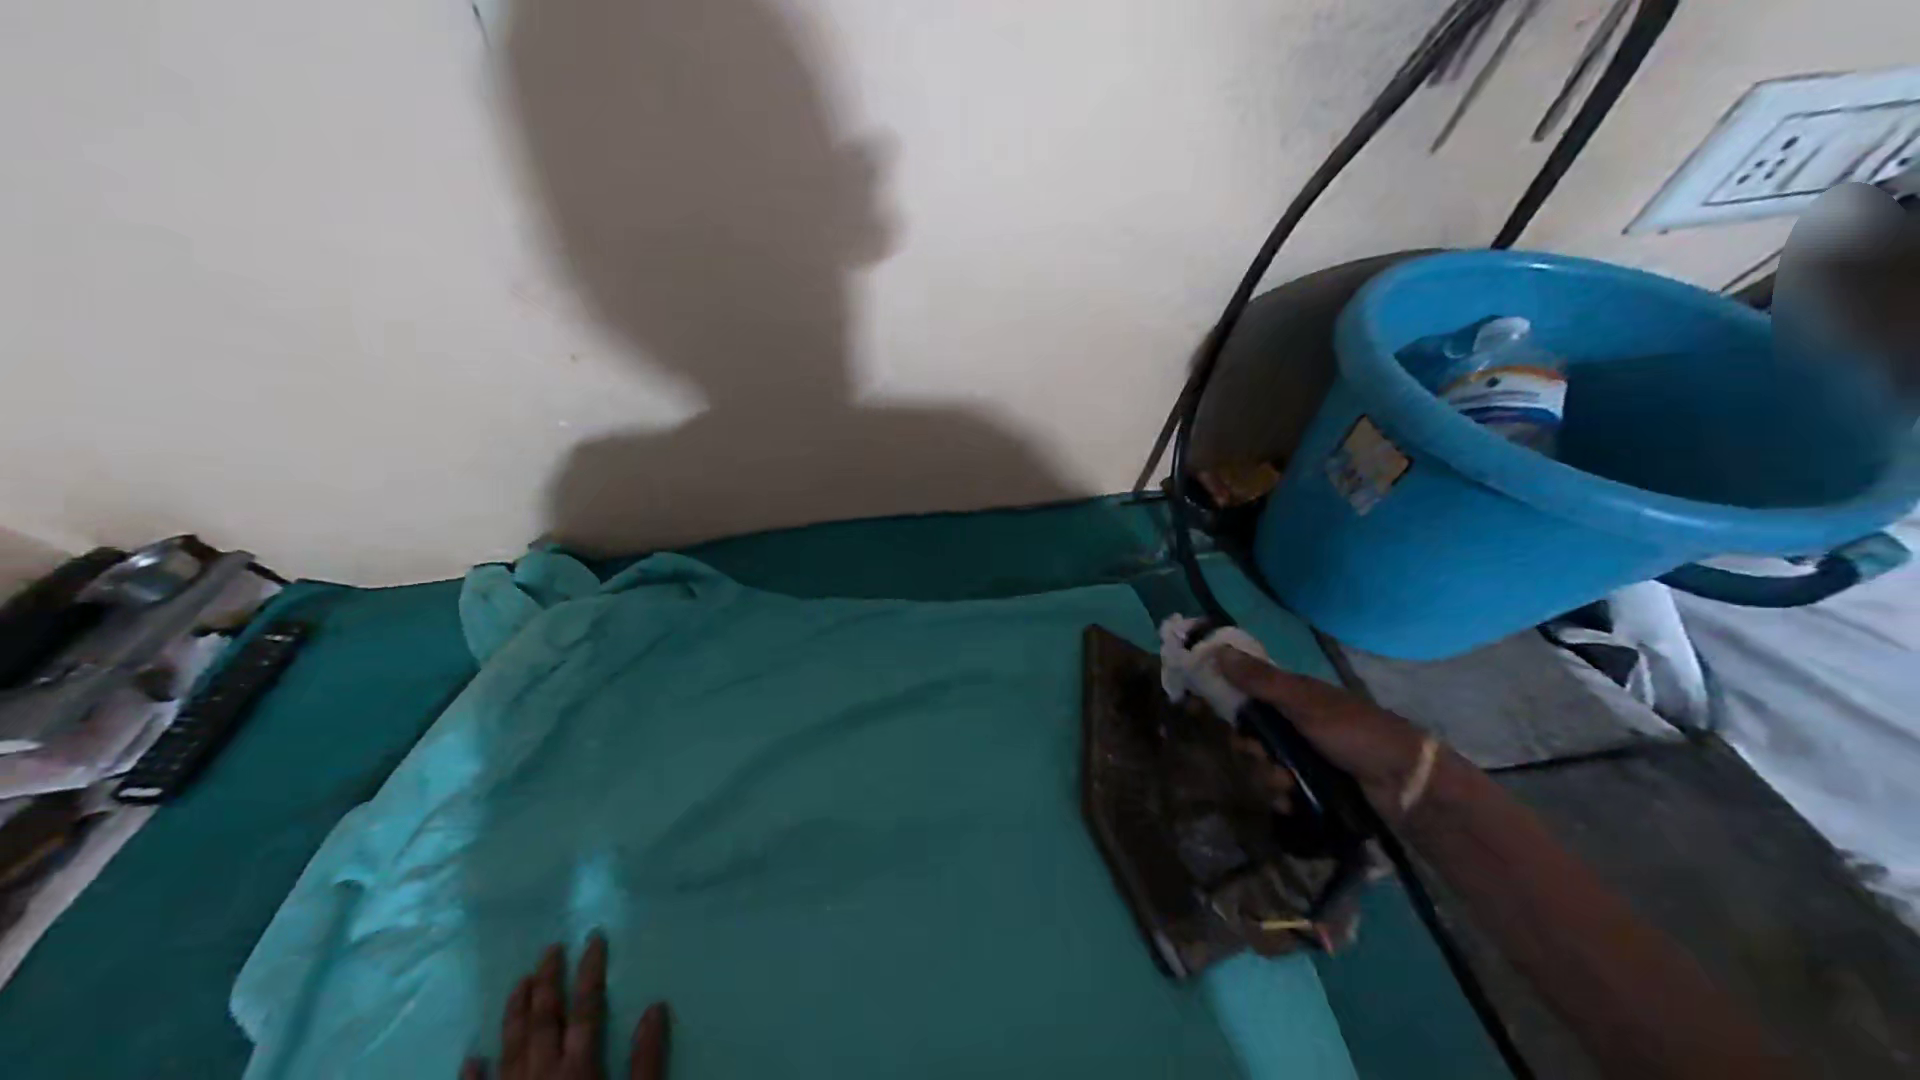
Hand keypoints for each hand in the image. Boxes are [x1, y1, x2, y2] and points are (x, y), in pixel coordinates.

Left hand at [461, 933, 669, 1079]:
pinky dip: (470, 1076)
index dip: (591, 971)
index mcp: (578, 1072)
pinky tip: (470, 1057)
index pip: (586, 1008)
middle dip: (548, 981)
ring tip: (519, 981)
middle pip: (543, 1019)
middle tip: (550, 948)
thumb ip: (647, 1061)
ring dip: (513, 1013)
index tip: (594, 938)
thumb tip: (655, 1007)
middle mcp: (539, 1079)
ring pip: (509, 1048)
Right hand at [1216, 649, 1446, 815]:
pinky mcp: (1312, 789)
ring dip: (1265, 778)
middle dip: (1251, 752)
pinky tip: (1288, 803)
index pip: (1248, 698)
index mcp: (1294, 699)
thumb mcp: (1305, 702)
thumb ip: (1261, 680)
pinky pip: (1279, 792)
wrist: (1408, 785)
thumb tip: (1217, 650)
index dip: (1234, 710)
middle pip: (1251, 737)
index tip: (1227, 722)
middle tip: (1263, 757)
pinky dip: (1279, 797)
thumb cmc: (1356, 732)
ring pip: (1262, 766)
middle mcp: (1295, 727)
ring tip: (1285, 786)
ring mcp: (1304, 759)